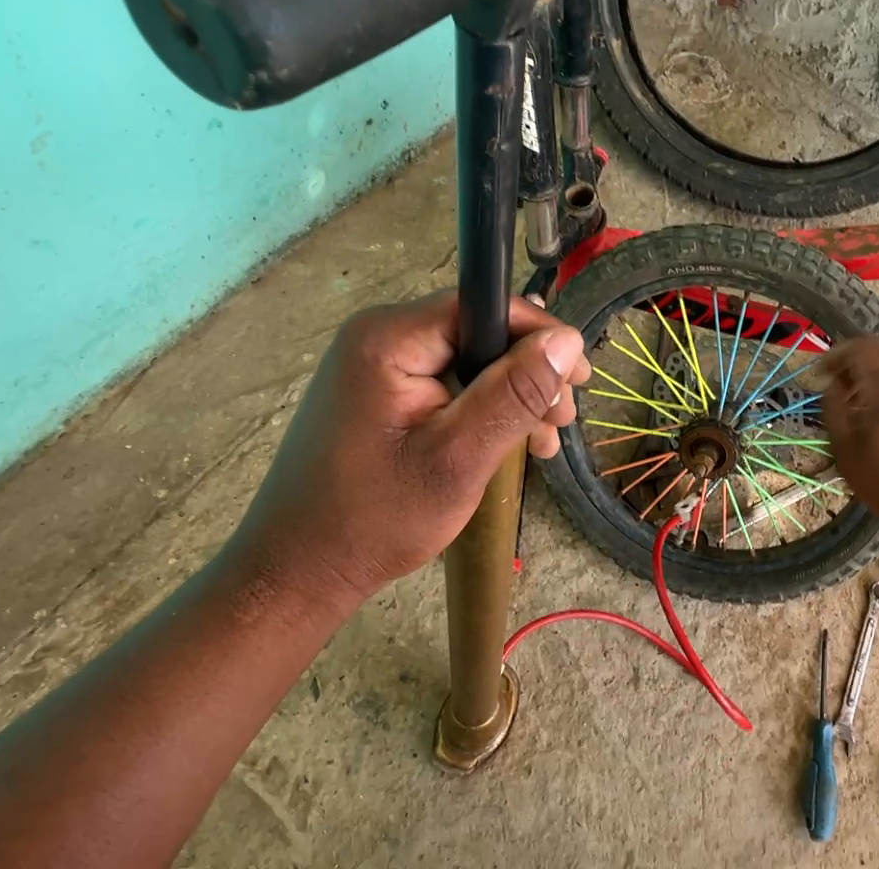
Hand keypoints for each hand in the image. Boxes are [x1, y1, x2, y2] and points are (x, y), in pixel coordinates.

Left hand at [226, 291, 590, 608]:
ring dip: (512, 396)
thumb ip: (514, 393)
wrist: (300, 571)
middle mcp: (379, 336)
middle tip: (562, 422)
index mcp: (389, 338)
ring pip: (470, 361)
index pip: (485, 307)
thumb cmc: (376, 519)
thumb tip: (567, 339)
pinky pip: (448, 383)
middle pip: (480, 333)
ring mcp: (376, 365)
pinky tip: (509, 443)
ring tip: (543, 442)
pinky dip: (483, 409)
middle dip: (529, 374)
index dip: (539, 337)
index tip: (578, 379)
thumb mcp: (459, 457)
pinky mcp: (380, 392)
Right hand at [821, 338, 878, 524]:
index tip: (820, 372)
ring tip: (853, 396)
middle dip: (853, 359)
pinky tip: (876, 410)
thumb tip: (832, 385)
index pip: (860, 350)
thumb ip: (834, 407)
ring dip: (871, 371)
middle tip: (834, 379)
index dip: (835, 355)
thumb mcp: (844, 446)